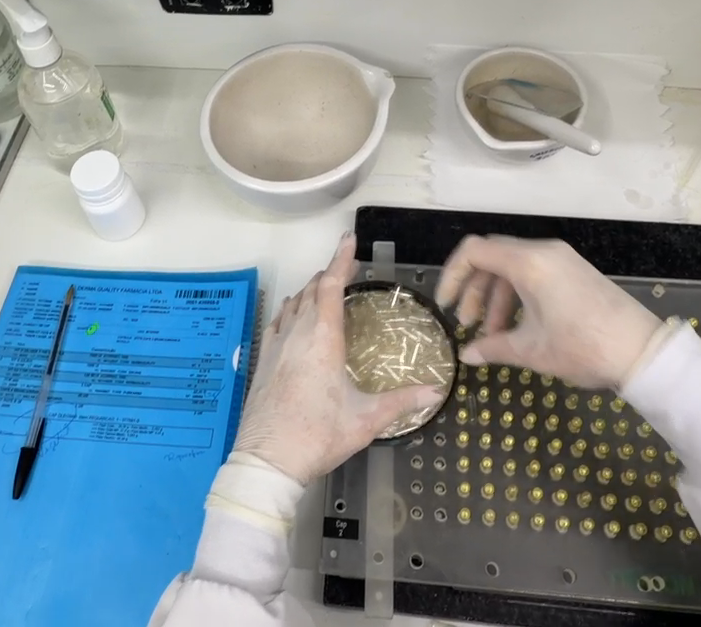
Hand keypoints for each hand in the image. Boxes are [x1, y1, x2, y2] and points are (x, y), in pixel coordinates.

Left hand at [232, 236, 447, 484]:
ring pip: (294, 302)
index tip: (349, 239)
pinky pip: (278, 320)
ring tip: (326, 290)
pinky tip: (295, 316)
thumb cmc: (317, 436)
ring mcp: (276, 344)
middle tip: (348, 269)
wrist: (267, 461)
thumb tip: (436, 391)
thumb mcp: (366, 420)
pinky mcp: (263, 358)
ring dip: (311, 290)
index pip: (333, 285)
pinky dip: (291, 308)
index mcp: (323, 338)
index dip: (342, 259)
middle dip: (330, 273)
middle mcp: (297, 332)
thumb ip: (402, 401)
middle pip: (313, 289)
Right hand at [433, 236, 662, 389]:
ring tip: (493, 335)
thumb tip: (467, 355)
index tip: (446, 306)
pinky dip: (517, 294)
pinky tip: (517, 327)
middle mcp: (542, 251)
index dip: (452, 275)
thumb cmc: (584, 347)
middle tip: (469, 324)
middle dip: (473, 290)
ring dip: (496, 297)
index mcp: (529, 263)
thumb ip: (494, 348)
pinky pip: (532, 272)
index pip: (474, 251)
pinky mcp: (573, 270)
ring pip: (512, 266)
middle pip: (491, 257)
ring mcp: (560, 258)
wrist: (644, 352)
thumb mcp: (533, 351)